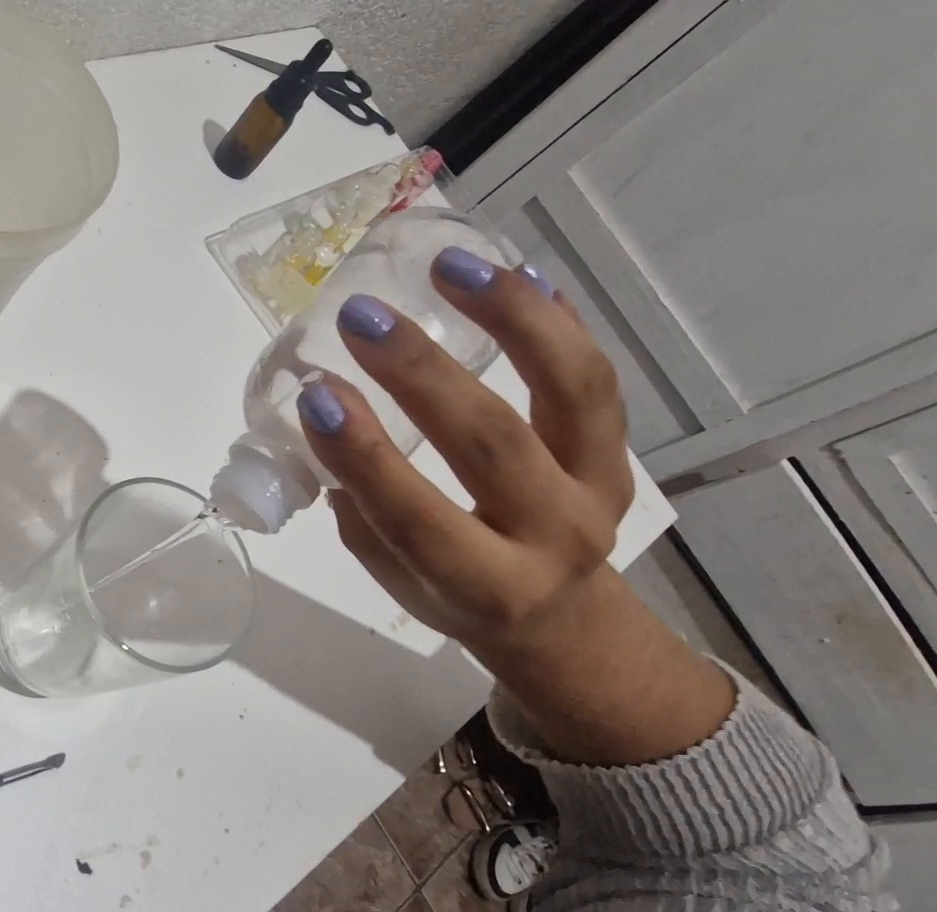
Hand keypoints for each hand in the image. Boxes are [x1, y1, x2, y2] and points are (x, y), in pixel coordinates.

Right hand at [296, 246, 731, 765]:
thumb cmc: (457, 599)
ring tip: (453, 266)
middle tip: (363, 317)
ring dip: (511, 317)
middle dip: (420, 374)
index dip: (365, 453)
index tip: (317, 392)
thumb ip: (367, 512)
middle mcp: (551, 536)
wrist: (561, 620)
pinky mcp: (619, 451)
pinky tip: (518, 272)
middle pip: (491, 442)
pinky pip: (595, 378)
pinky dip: (557, 320)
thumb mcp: (397, 581)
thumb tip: (333, 422)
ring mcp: (599, 486)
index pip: (416, 515)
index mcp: (482, 584)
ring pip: (572, 389)